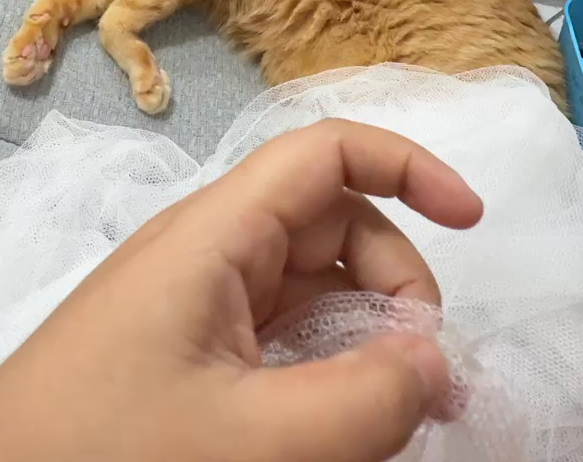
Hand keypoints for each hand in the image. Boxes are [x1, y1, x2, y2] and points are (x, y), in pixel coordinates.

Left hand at [0, 119, 482, 461]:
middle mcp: (211, 246)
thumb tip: (435, 361)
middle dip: (396, 281)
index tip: (473, 218)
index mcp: (217, 231)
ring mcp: (200, 296)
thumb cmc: (110, 454)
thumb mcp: (251, 440)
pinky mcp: (190, 343)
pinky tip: (343, 418)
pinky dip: (326, 363)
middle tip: (426, 377)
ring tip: (396, 411)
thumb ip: (363, 400)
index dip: (405, 164)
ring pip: (312, 283)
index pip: (324, 152)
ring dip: (366, 332)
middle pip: (332, 223)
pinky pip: (281, 330)